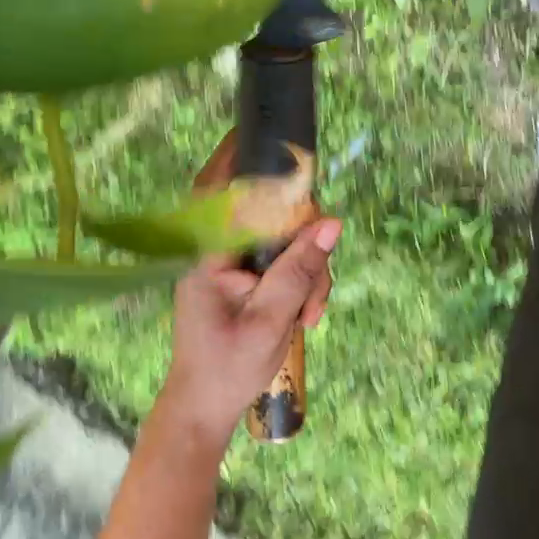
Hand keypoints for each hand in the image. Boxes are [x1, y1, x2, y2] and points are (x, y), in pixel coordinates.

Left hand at [157, 135, 341, 440]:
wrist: (206, 409)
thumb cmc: (226, 367)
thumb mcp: (269, 320)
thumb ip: (299, 269)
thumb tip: (332, 223)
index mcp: (209, 251)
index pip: (218, 186)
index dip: (238, 152)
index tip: (266, 129)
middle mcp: (221, 247)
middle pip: (273, 212)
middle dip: (306, 242)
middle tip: (315, 289)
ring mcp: (237, 260)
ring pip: (289, 237)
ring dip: (310, 269)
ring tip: (309, 315)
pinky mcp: (250, 274)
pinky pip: (288, 257)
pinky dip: (305, 279)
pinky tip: (306, 314)